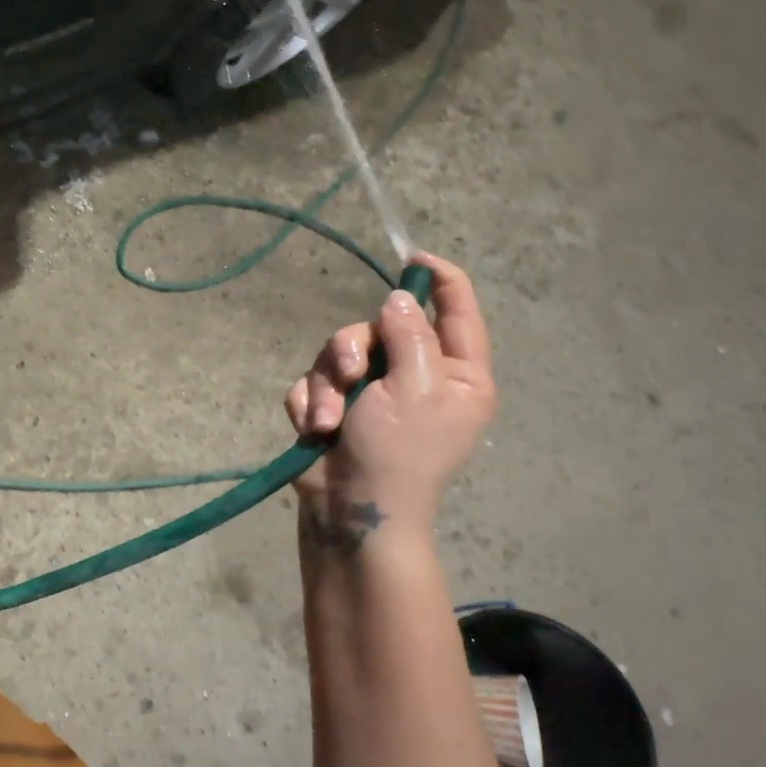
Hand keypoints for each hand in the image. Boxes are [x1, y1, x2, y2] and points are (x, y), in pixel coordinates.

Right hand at [284, 252, 496, 544]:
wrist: (353, 508)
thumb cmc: (399, 452)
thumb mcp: (413, 388)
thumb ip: (409, 337)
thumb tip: (399, 299)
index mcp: (457, 375)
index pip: (457, 314)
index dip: (440, 283)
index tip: (413, 257)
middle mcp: (416, 379)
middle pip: (377, 330)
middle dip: (352, 349)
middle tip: (350, 373)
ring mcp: (372, 396)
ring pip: (336, 357)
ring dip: (326, 386)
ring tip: (327, 420)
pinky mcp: (333, 409)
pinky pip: (311, 384)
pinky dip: (308, 405)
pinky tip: (313, 429)